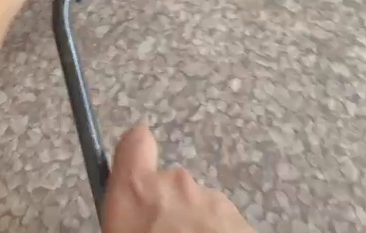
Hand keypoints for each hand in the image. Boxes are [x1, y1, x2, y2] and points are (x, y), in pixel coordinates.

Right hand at [103, 125, 252, 232]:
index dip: (135, 156)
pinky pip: (222, 224)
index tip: (133, 184)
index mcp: (136, 192)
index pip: (135, 141)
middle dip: (167, 213)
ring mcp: (212, 200)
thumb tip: (130, 226)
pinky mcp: (242, 220)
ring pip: (197, 208)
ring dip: (193, 230)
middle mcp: (174, 184)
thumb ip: (124, 224)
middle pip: (168, 185)